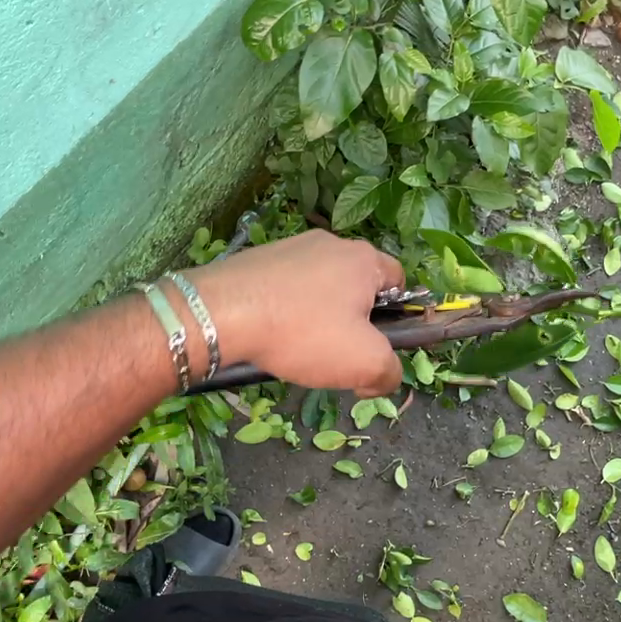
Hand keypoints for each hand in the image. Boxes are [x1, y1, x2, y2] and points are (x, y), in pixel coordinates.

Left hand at [184, 230, 405, 397]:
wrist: (221, 313)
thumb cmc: (303, 332)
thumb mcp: (364, 362)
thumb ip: (389, 372)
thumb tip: (383, 378)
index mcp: (364, 259)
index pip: (399, 282)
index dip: (397, 315)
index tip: (376, 344)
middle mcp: (331, 244)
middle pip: (357, 287)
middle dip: (354, 322)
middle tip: (338, 354)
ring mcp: (291, 248)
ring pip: (320, 289)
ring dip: (317, 318)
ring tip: (299, 349)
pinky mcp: (258, 259)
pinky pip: (286, 288)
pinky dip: (286, 312)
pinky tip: (272, 336)